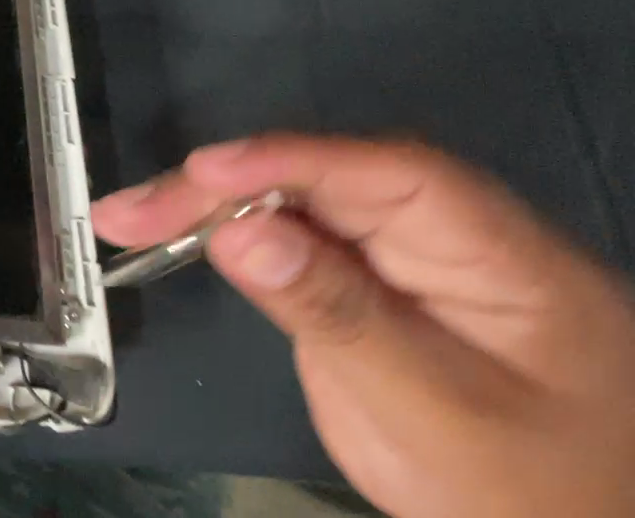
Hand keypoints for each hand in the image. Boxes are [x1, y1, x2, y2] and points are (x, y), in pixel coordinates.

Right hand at [91, 135, 634, 517]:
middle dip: (220, 188)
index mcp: (502, 260)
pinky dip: (217, 236)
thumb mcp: (430, 409)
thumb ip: (337, 314)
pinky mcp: (353, 282)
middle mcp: (443, 241)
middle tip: (130, 214)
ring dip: (202, 207)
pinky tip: (168, 236)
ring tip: (124, 220)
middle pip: (321, 182)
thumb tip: (239, 233)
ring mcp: (394, 260)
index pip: (393, 177)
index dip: (292, 161)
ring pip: (288, 205)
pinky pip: (281, 240)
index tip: (203, 171)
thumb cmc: (522, 491)